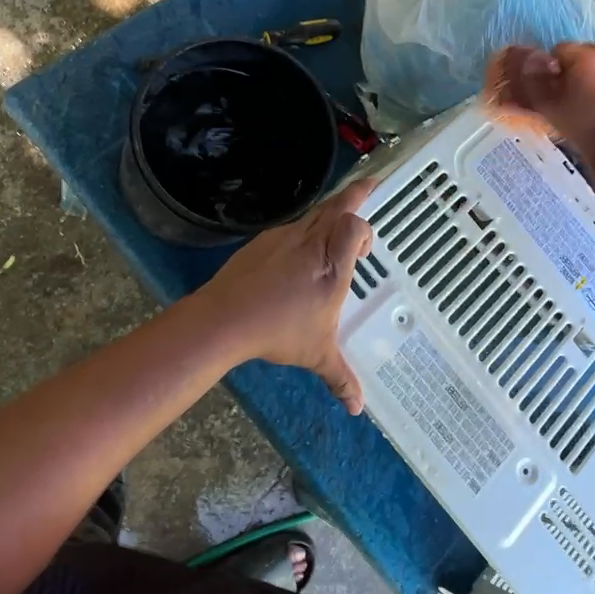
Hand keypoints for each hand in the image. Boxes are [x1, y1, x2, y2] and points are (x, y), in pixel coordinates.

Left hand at [191, 180, 373, 413]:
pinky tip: (298, 256)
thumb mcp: (316, 355)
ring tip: (336, 226)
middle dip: (356, 194)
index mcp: (331, 264)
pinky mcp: (262, 241)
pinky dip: (304, 232)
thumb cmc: (278, 332)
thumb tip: (357, 408)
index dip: (364, 230)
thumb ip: (340, 376)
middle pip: (337, 205)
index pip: (355, 225)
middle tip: (370, 186)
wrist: (224, 318)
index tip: (366, 249)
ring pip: (314, 214)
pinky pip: (292, 228)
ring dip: (329, 214)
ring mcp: (284, 237)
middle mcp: (311, 243)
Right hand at [492, 42, 594, 158]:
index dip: (560, 70)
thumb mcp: (549, 107)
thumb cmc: (582, 129)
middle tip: (586, 96)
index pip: (563, 49)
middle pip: (591, 53)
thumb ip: (533, 80)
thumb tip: (527, 58)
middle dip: (586, 69)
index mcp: (587, 56)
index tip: (565, 90)